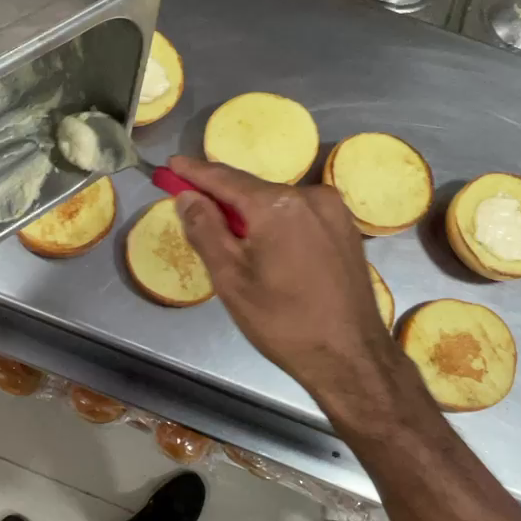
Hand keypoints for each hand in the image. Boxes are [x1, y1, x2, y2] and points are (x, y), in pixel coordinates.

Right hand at [167, 155, 418, 426]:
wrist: (349, 355)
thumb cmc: (282, 322)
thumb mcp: (231, 279)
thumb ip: (206, 230)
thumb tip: (188, 197)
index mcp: (278, 205)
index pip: (225, 178)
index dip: (195, 172)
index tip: (171, 165)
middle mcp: (310, 196)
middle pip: (253, 188)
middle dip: (221, 195)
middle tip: (191, 204)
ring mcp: (334, 211)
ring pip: (277, 203)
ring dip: (249, 212)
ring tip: (226, 233)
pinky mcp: (346, 230)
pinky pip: (299, 215)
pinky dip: (274, 222)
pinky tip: (263, 244)